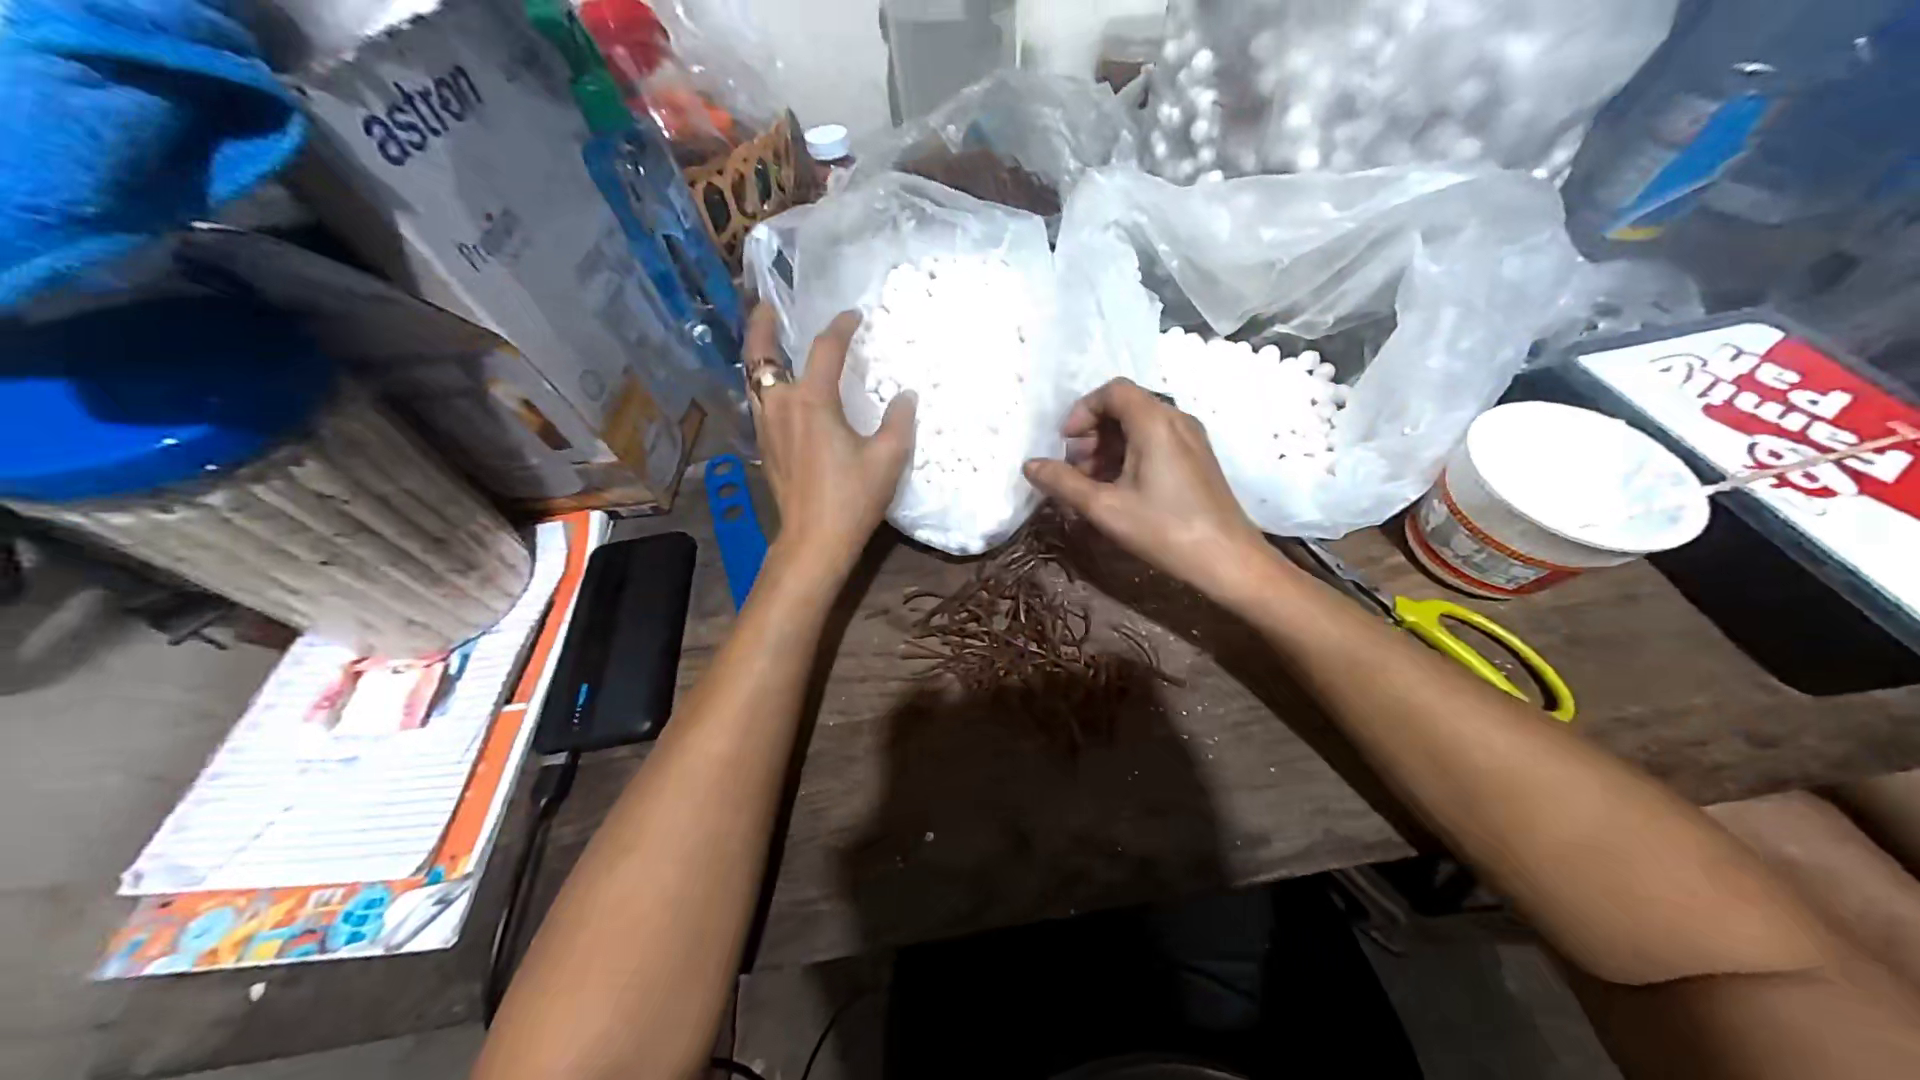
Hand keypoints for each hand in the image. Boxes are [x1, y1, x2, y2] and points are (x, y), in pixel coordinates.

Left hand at [746, 303, 914, 572]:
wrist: (814, 541)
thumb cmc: (852, 498)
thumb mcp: (887, 458)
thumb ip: (898, 421)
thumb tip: (905, 397)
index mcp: (813, 402)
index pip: (825, 349)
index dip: (841, 327)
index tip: (854, 317)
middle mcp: (781, 406)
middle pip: (762, 355)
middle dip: (764, 325)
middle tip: (769, 306)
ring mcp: (766, 427)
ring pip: (753, 379)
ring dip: (759, 355)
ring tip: (768, 341)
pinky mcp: (764, 447)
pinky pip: (757, 402)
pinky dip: (762, 383)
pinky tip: (776, 389)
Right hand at [1023, 378, 1266, 600]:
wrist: (1228, 559)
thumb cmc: (1164, 529)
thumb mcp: (1105, 508)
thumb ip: (1063, 482)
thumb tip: (1029, 465)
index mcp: (1155, 421)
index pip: (1112, 391)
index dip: (1082, 411)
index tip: (1066, 445)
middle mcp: (1176, 419)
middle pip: (1124, 407)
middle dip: (1092, 433)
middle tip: (1075, 470)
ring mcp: (1191, 438)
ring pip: (1139, 426)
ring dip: (1108, 448)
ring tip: (1092, 486)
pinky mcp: (1197, 458)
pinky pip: (1156, 442)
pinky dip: (1130, 456)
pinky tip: (1119, 490)